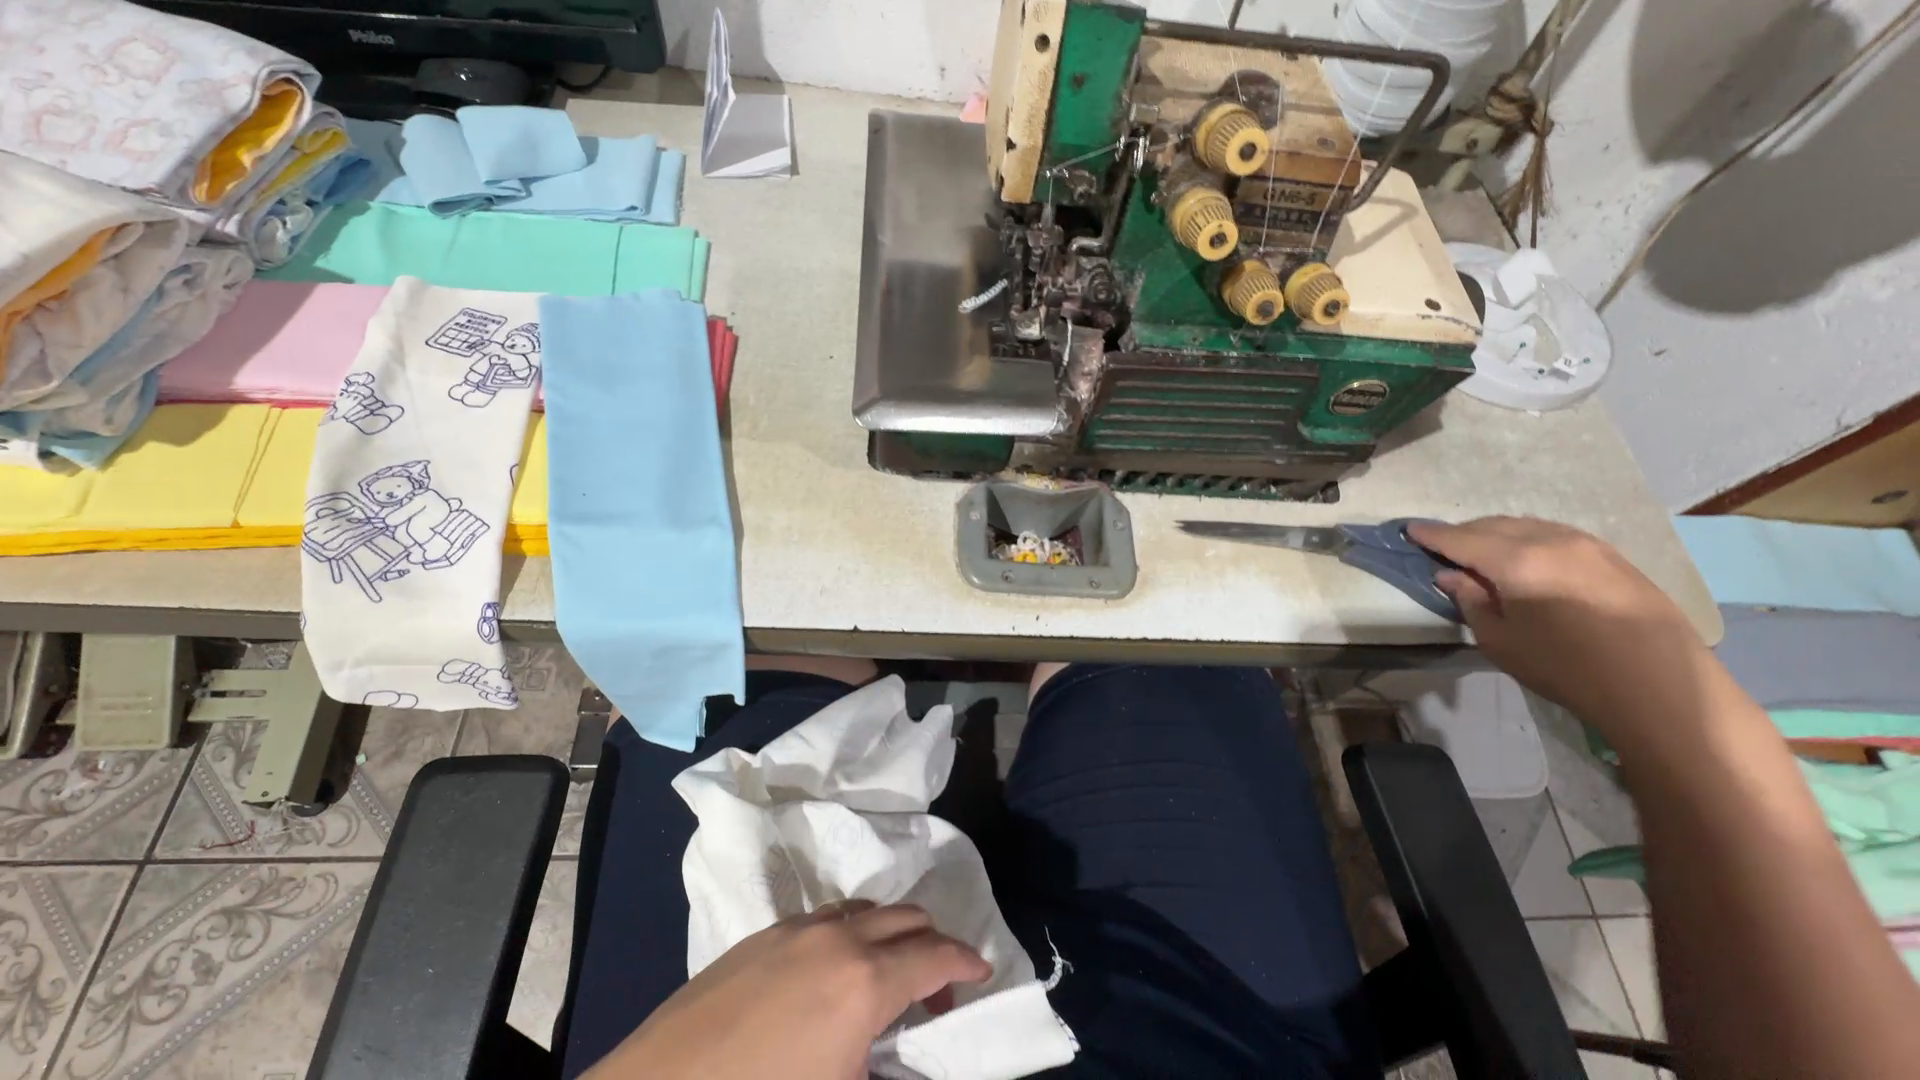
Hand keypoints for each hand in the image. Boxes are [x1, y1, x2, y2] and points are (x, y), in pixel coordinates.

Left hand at [584, 901, 990, 1079]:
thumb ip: (884, 1064)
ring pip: (864, 909)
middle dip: (932, 945)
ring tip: (887, 974)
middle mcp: (837, 939)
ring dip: (889, 933)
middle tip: (935, 989)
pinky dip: (849, 932)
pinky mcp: (758, 936)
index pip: (936, 955)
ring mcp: (794, 930)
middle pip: (906, 917)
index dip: (967, 962)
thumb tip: (897, 1053)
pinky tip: (832, 970)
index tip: (981, 974)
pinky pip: (824, 917)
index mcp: (866, 982)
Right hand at [1407, 517, 1712, 729]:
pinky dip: (1528, 539)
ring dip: (1497, 534)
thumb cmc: (1566, 667)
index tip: (1409, 530)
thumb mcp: (1501, 642)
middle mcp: (1550, 540)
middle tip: (1442, 548)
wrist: (1658, 682)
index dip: (1432, 535)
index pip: (1461, 539)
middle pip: (1493, 525)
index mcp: (1516, 560)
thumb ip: (1472, 601)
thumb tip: (1453, 576)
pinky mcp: (1611, 556)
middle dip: (1463, 533)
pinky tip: (1526, 559)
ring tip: (1481, 552)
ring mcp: (1586, 544)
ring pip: (1527, 526)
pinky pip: (1554, 535)